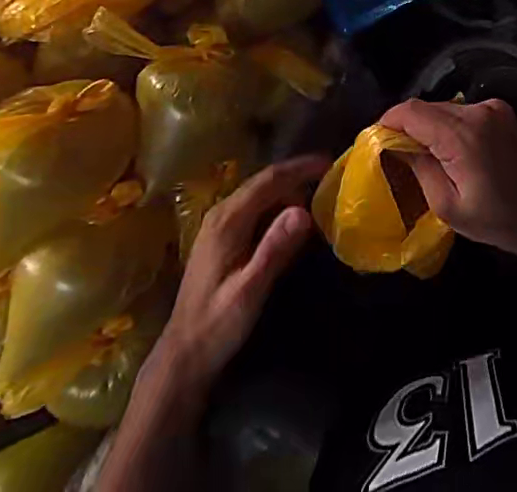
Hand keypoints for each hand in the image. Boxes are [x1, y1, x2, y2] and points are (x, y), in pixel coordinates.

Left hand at [133, 156, 323, 417]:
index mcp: (228, 221)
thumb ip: (275, 249)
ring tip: (321, 193)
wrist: (184, 355)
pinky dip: (279, 204)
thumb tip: (304, 210)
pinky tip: (296, 219)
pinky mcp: (223, 236)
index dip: (301, 168)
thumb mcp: (251, 290)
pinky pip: (256, 207)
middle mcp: (221, 214)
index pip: (270, 180)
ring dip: (290, 189)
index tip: (330, 163)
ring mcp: (219, 224)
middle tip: (332, 176)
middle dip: (298, 174)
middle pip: (264, 181)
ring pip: (260, 193)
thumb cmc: (218, 324)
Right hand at [379, 99, 516, 259]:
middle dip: (408, 126)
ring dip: (430, 126)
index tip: (377, 140)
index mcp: (463, 134)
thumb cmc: (495, 219)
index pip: (412, 111)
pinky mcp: (502, 110)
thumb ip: (418, 167)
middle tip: (397, 152)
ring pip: (445, 107)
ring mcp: (493, 107)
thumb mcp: (446, 205)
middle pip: (428, 107)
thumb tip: (394, 145)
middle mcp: (478, 111)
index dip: (389, 121)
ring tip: (426, 155)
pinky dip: (450, 125)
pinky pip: (463, 111)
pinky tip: (451, 150)